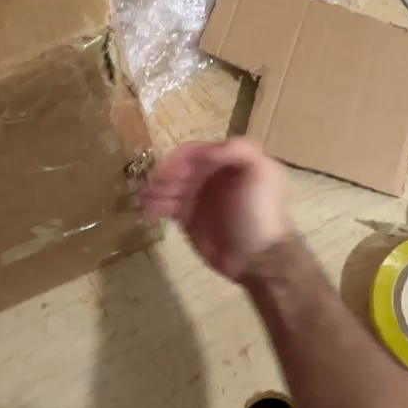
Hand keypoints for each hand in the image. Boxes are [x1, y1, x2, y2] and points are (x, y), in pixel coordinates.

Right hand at [141, 138, 293, 283]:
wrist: (259, 258)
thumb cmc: (260, 213)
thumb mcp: (261, 172)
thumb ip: (238, 149)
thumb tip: (207, 149)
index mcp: (229, 161)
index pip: (197, 151)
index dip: (179, 159)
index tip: (166, 173)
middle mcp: (212, 175)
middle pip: (180, 167)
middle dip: (164, 175)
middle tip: (153, 187)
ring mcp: (199, 196)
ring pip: (170, 185)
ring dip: (156, 189)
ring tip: (146, 200)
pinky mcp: (189, 217)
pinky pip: (167, 205)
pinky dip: (155, 205)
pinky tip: (147, 209)